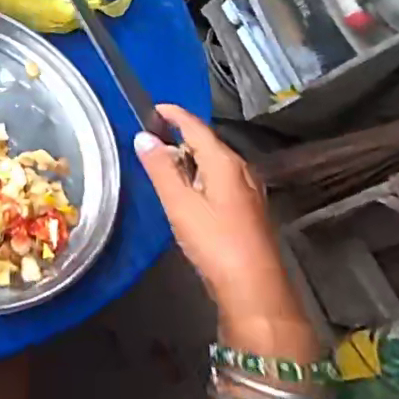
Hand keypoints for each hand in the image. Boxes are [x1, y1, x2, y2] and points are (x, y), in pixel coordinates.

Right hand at [134, 106, 301, 329]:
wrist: (255, 290)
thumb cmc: (216, 244)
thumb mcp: (180, 205)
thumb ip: (161, 169)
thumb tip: (143, 137)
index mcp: (225, 162)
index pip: (196, 126)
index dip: (174, 115)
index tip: (153, 108)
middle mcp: (241, 169)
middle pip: (207, 143)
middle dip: (179, 138)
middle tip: (151, 141)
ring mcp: (248, 190)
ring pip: (214, 163)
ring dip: (190, 160)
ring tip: (164, 167)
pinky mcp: (249, 209)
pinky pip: (221, 180)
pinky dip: (201, 177)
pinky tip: (188, 195)